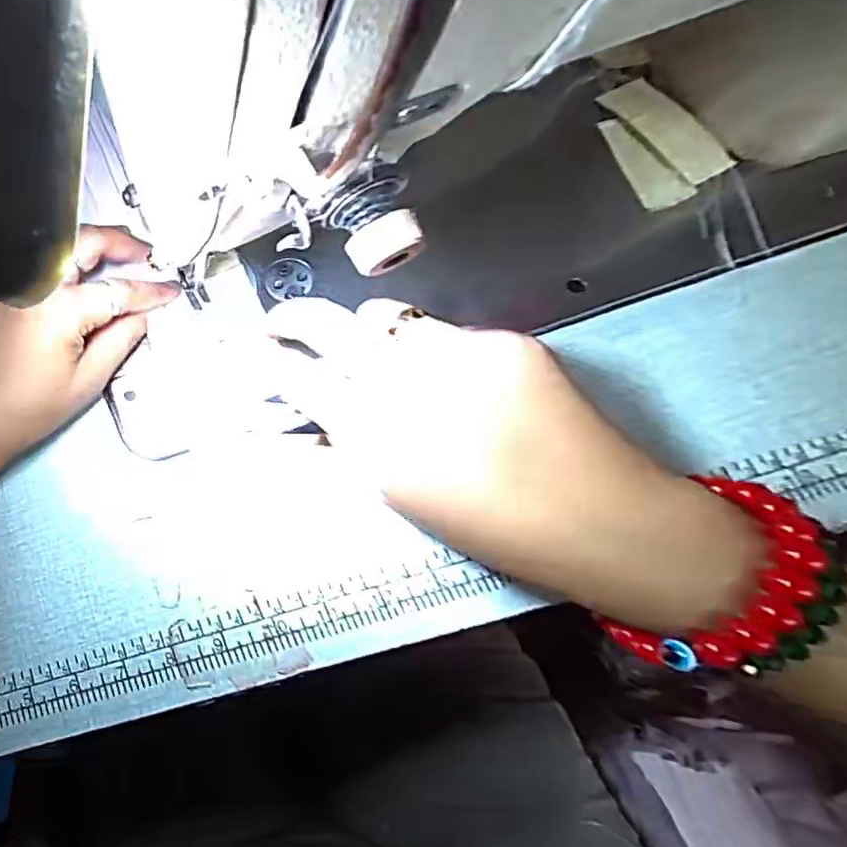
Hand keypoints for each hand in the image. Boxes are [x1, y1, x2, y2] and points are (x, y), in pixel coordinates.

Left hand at [0, 226, 179, 479]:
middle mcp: (32, 283)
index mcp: (56, 308)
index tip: (169, 291)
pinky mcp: (4, 287)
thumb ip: (121, 339)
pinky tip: (92, 271)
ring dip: (97, 243)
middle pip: (86, 242)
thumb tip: (143, 314)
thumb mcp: (87, 380)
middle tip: (149, 257)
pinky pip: (46, 260)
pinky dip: (73, 257)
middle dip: (123, 243)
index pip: (117, 289)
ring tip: (126, 258)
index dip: (149, 290)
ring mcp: (14, 281)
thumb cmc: (24, 409)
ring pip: (64, 243)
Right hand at [266, 297, 762, 632]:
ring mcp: (455, 356)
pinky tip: (447, 369)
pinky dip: (430, 345)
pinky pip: (443, 329)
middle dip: (295, 320)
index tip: (246, 347)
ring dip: (366, 327)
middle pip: (330, 329)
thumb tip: (324, 408)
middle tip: (279, 320)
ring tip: (367, 341)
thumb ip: (356, 445)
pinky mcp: (501, 340)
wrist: (600, 517)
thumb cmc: (494, 527)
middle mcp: (405, 389)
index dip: (265, 360)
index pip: (300, 381)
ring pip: (385, 318)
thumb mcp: (405, 494)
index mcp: (376, 442)